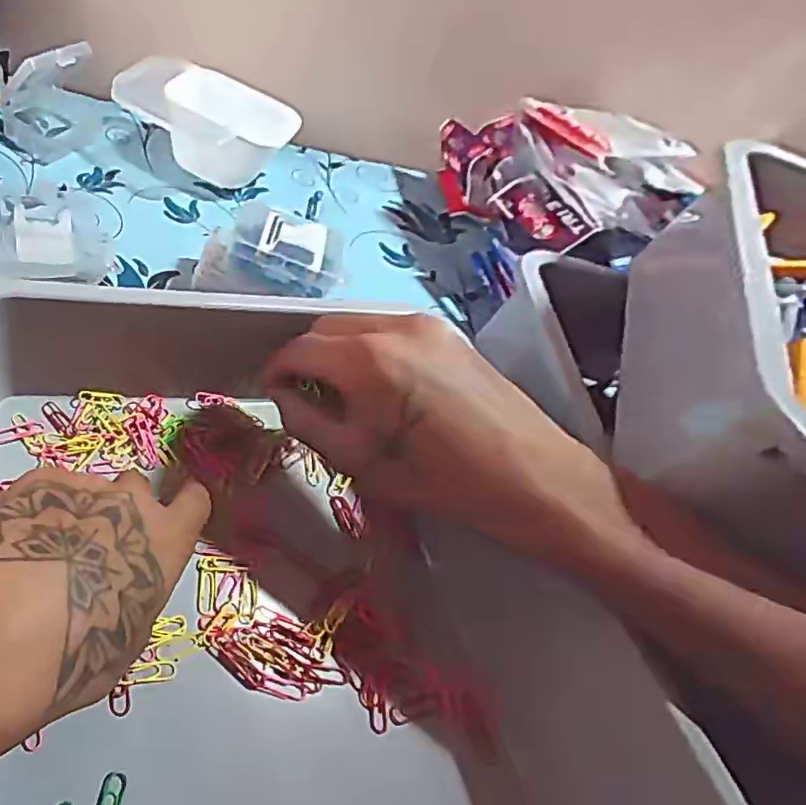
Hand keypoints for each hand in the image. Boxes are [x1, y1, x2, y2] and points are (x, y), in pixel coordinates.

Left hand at [0, 466, 209, 729]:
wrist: (0, 626)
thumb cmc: (75, 654)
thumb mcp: (128, 637)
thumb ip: (136, 594)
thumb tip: (121, 589)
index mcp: (164, 542)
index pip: (193, 502)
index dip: (183, 505)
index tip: (174, 511)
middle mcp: (128, 503)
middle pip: (136, 488)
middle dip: (121, 509)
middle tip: (94, 545)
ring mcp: (80, 486)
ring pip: (87, 489)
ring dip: (76, 512)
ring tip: (42, 552)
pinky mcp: (34, 481)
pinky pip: (47, 488)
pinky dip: (38, 509)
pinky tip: (15, 542)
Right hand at [263, 313, 643, 562]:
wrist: (534, 477)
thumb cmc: (443, 481)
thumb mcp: (358, 462)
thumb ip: (306, 422)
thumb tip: (285, 398)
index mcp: (368, 361)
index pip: (297, 350)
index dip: (275, 372)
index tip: (271, 395)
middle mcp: (394, 327)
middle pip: (322, 328)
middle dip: (302, 359)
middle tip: (301, 397)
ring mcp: (424, 324)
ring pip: (352, 323)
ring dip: (332, 351)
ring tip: (337, 394)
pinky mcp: (445, 331)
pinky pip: (383, 327)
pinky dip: (362, 348)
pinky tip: (372, 384)